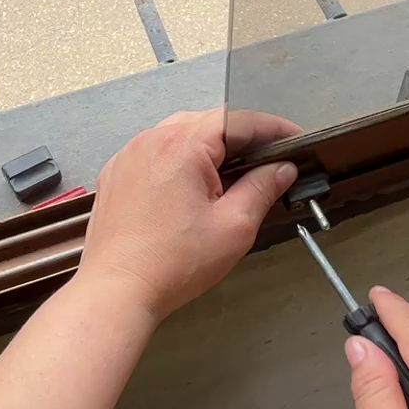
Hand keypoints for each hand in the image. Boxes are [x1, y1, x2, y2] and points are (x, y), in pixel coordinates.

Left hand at [76, 108, 300, 320]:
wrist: (117, 289)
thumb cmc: (170, 263)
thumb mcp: (234, 226)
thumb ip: (262, 189)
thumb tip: (281, 169)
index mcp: (183, 145)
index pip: (238, 119)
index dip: (272, 127)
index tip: (291, 138)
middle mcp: (151, 140)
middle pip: (207, 122)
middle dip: (240, 137)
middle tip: (267, 159)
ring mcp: (129, 155)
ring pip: (179, 134)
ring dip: (208, 148)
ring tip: (230, 175)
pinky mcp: (116, 174)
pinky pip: (155, 152)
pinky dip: (178, 160)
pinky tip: (191, 187)